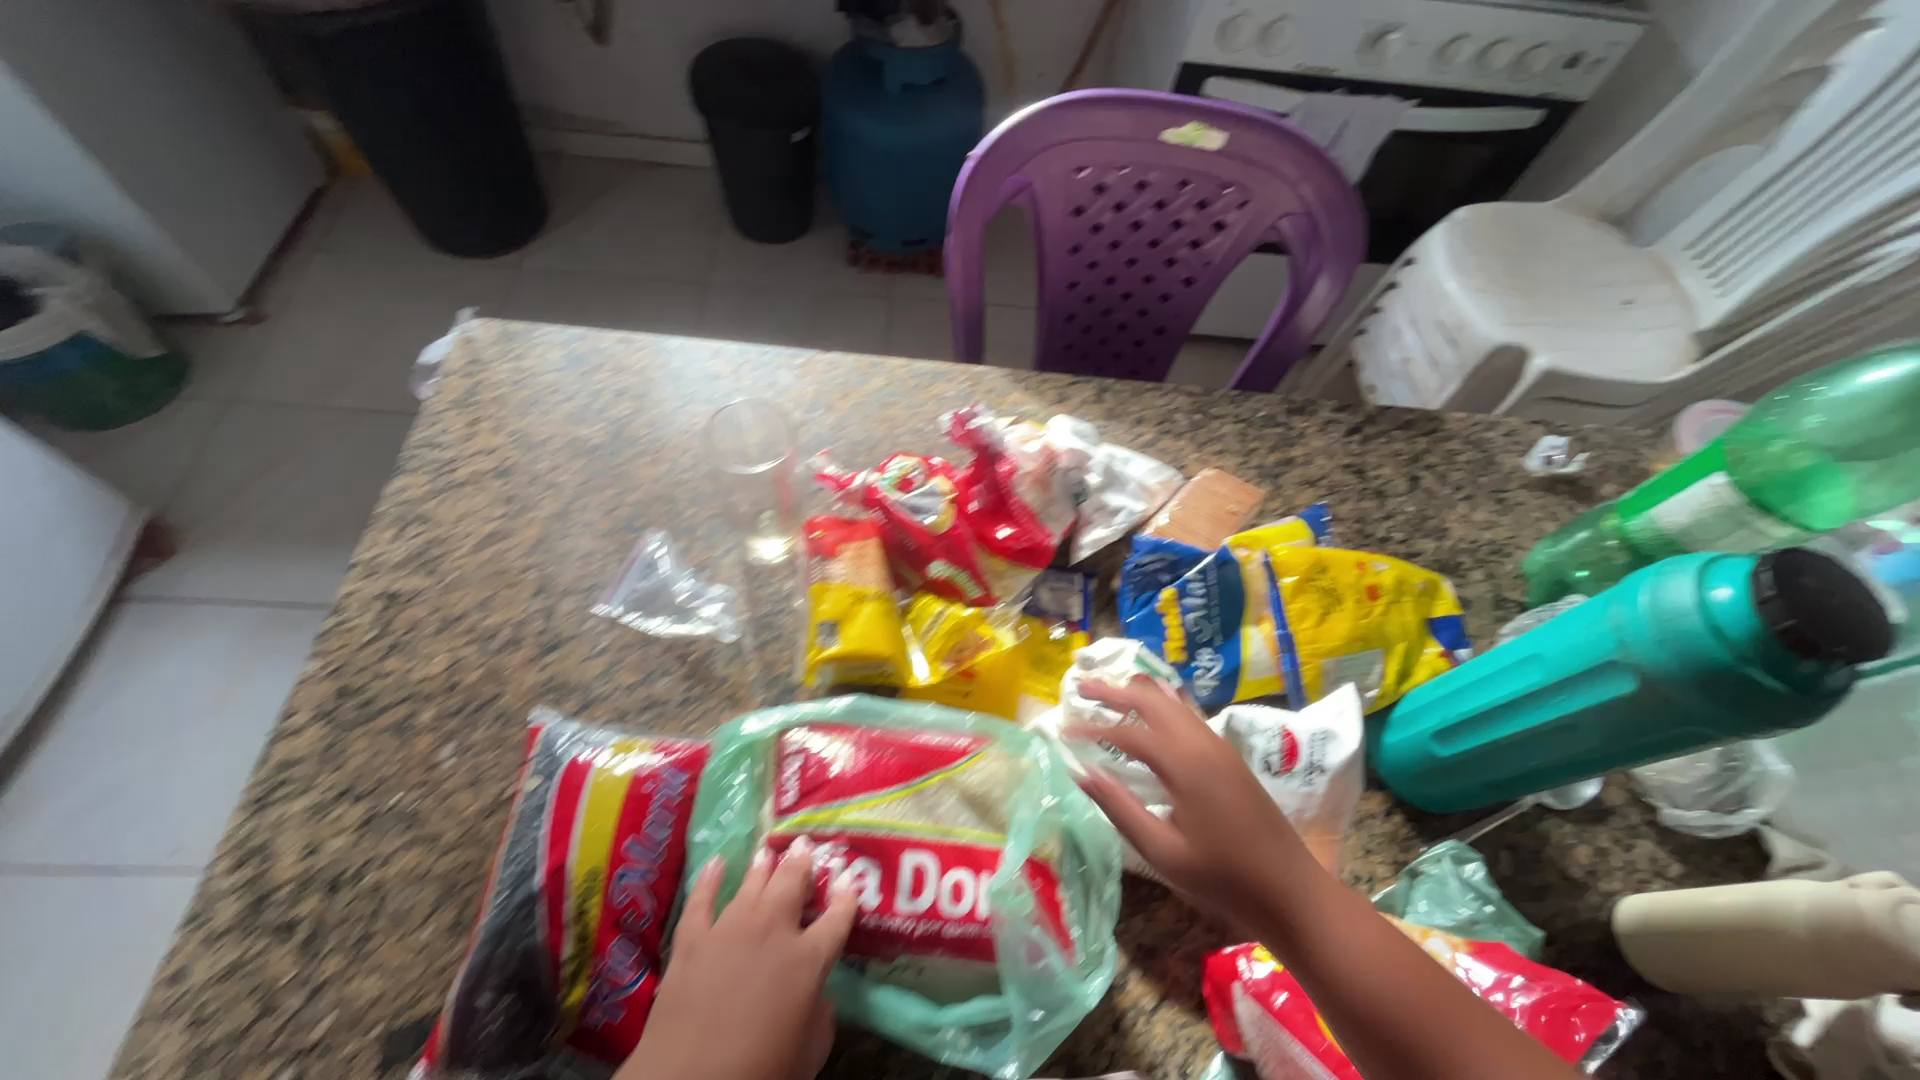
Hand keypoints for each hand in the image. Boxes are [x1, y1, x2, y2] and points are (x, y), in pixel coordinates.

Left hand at [616, 838, 856, 1079]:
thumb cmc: (762, 1071)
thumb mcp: (810, 1051)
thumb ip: (820, 1014)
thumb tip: (818, 996)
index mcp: (808, 959)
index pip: (837, 918)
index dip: (847, 896)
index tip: (850, 878)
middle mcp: (772, 932)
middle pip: (792, 885)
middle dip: (802, 862)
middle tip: (806, 844)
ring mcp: (729, 931)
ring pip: (751, 886)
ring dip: (764, 866)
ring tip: (770, 851)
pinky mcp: (691, 941)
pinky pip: (702, 901)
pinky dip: (710, 880)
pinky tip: (717, 863)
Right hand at [1069, 677, 1328, 940]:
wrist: (1290, 890)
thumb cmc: (1222, 877)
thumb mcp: (1162, 852)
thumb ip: (1120, 808)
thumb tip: (1081, 773)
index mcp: (1184, 763)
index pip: (1127, 733)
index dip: (1091, 729)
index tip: (1061, 730)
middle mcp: (1203, 743)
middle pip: (1153, 700)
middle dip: (1115, 690)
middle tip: (1081, 686)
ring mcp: (1220, 747)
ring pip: (1174, 702)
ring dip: (1139, 693)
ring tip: (1108, 690)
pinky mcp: (1229, 757)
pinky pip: (1189, 715)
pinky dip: (1162, 704)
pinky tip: (1153, 710)